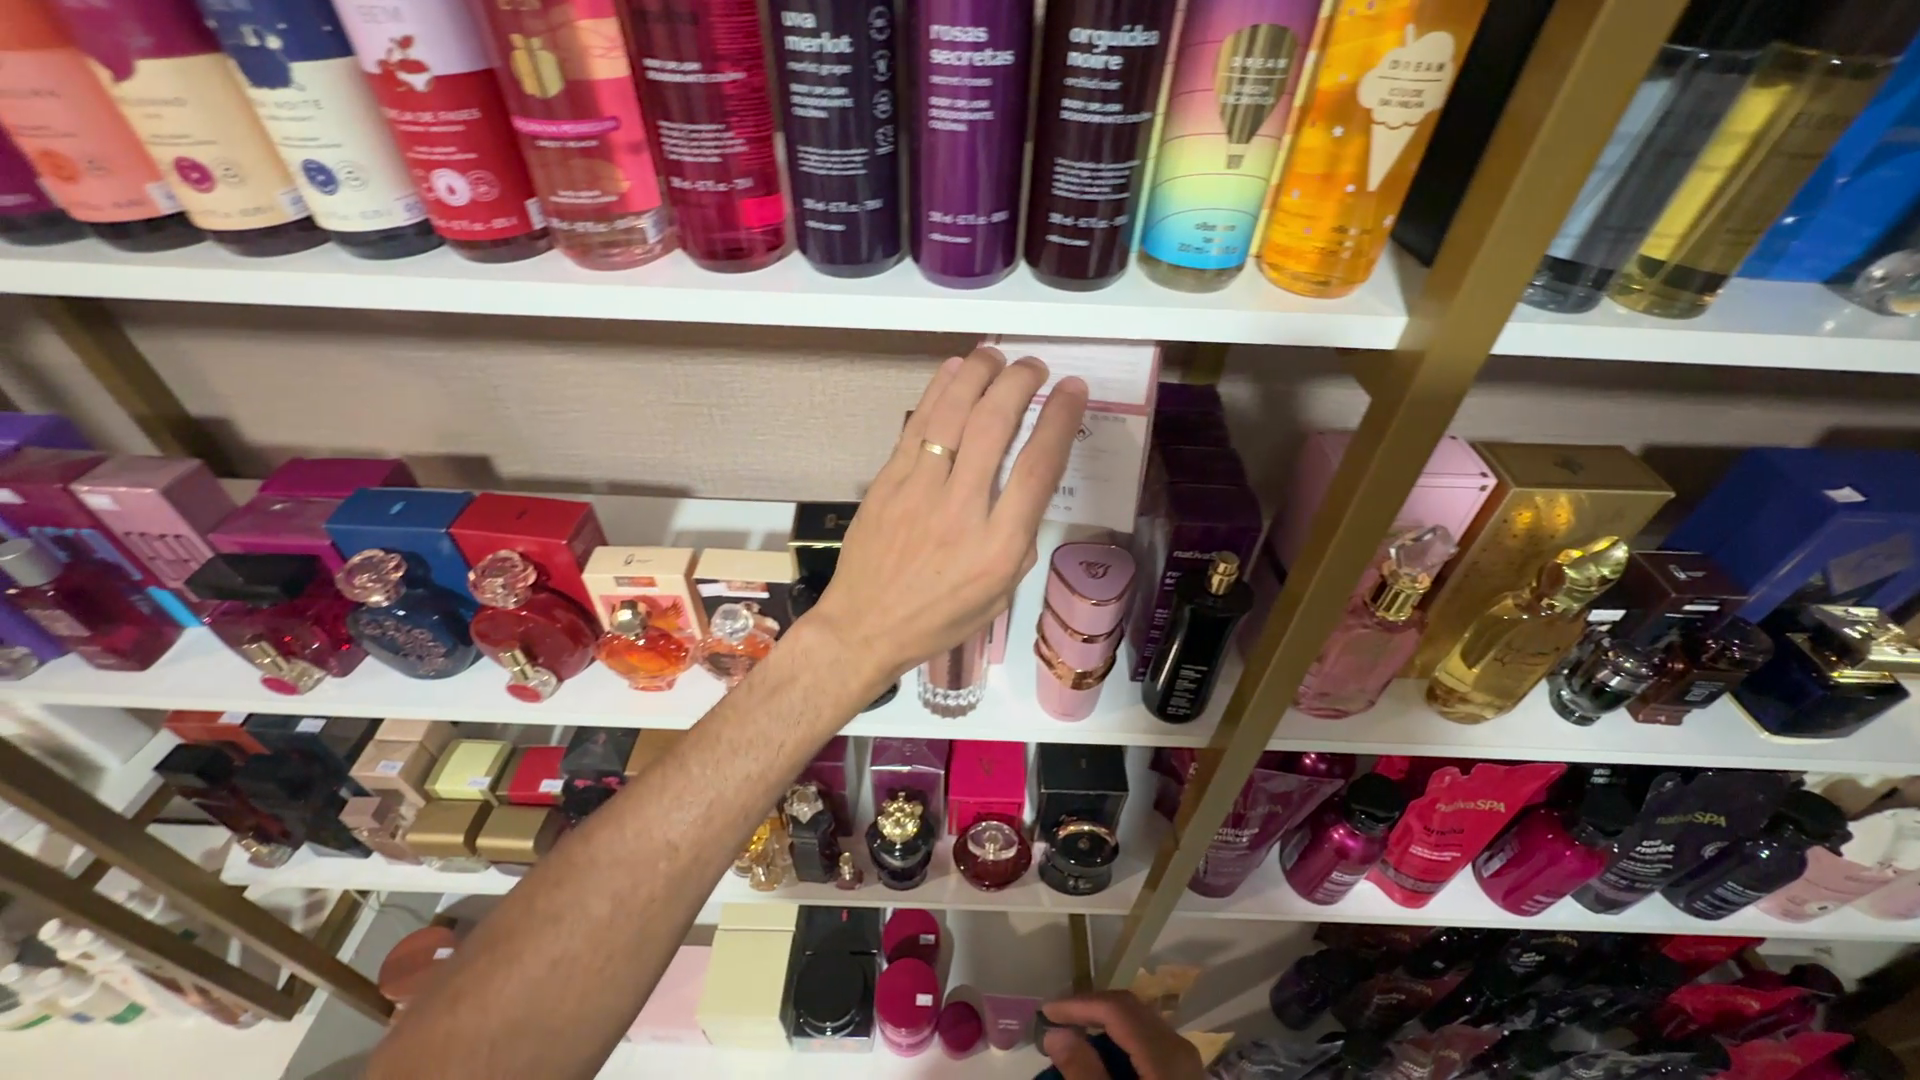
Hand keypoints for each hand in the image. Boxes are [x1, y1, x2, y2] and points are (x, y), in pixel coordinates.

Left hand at [803, 347, 1086, 692]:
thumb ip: (1019, 536)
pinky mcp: (886, 483)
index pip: (1038, 467)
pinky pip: (916, 426)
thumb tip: (1025, 484)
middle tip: (1034, 366)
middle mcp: (962, 511)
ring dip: (978, 374)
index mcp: (999, 546)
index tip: (1073, 388)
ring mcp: (918, 492)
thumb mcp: (1001, 592)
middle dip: (1019, 383)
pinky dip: (938, 391)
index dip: (1059, 418)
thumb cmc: (941, 618)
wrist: (865, 626)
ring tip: (996, 354)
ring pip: (951, 416)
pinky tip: (954, 370)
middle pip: (994, 427)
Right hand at [1041, 991, 1205, 1079]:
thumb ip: (1084, 1073)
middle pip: (1130, 1009)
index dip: (1078, 1005)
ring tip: (1075, 1036)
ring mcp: (1186, 1062)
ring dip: (1105, 1023)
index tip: (1046, 1014)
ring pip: (1140, 1022)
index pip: (1116, 1009)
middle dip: (1090, 1009)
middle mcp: (1179, 1048)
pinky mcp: (1184, 1076)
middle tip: (1057, 1020)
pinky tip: (1103, 1058)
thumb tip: (1056, 1033)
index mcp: (1164, 1054)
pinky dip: (1121, 1040)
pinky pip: (1149, 1040)